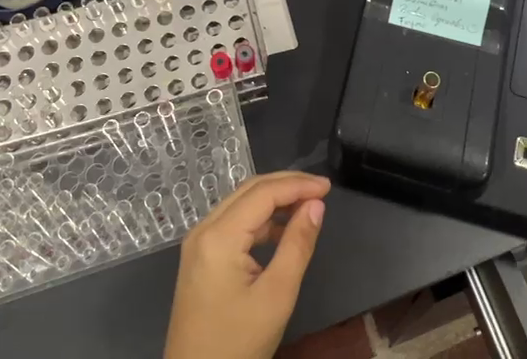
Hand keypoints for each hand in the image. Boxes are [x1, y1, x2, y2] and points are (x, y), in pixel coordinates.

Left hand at [164, 171, 329, 358]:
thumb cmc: (238, 342)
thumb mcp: (276, 295)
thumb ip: (297, 245)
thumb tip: (316, 205)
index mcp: (218, 236)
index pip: (262, 193)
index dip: (297, 184)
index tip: (328, 187)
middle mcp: (203, 230)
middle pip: (248, 191)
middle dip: (286, 185)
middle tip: (321, 191)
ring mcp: (198, 244)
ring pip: (240, 205)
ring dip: (273, 201)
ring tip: (307, 207)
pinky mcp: (199, 258)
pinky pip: (232, 224)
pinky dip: (259, 220)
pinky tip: (281, 230)